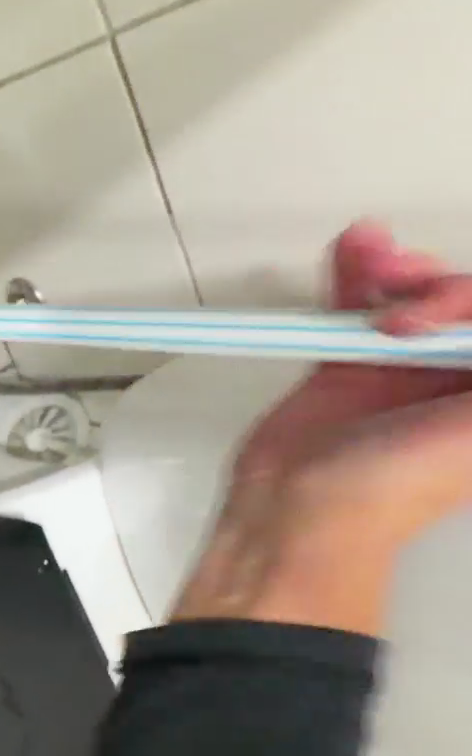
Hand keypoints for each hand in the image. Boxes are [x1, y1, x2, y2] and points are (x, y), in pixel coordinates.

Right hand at [173, 222, 471, 635]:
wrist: (300, 505)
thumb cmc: (398, 482)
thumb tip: (467, 329)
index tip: (438, 320)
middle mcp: (461, 369)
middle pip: (469, 299)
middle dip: (444, 287)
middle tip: (406, 311)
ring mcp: (406, 362)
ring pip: (416, 294)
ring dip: (398, 271)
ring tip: (374, 269)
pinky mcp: (349, 361)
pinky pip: (358, 307)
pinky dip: (355, 276)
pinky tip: (352, 250)